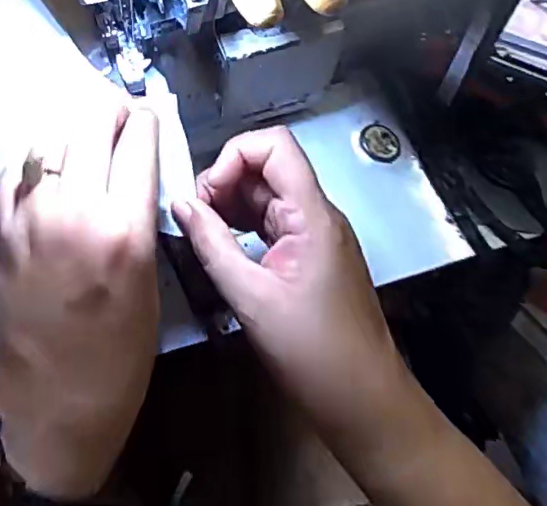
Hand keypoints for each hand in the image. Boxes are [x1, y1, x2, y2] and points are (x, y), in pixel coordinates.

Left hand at [0, 104, 160, 499]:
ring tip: (85, 144)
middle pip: (91, 120)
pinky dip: (38, 160)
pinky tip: (51, 173)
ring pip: (50, 136)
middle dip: (111, 110)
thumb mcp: (149, 270)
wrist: (46, 399)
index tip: (147, 118)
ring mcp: (27, 216)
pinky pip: (17, 168)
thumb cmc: (118, 345)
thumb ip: (141, 206)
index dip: (146, 119)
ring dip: (73, 131)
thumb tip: (137, 157)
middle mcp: (73, 210)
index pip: (138, 137)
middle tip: (119, 120)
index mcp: (123, 226)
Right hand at [170, 128, 419, 464]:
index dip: (235, 155)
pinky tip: (222, 244)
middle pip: (268, 165)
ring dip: (232, 202)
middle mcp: (317, 212)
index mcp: (311, 213)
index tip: (208, 193)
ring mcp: (315, 231)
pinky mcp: (310, 251)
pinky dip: (244, 223)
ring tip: (204, 231)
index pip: (275, 145)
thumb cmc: (314, 353)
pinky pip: (273, 219)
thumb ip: (213, 245)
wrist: (365, 400)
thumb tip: (181, 205)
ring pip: (268, 191)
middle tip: (197, 216)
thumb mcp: (252, 298)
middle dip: (226, 180)